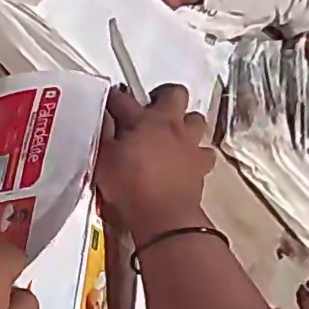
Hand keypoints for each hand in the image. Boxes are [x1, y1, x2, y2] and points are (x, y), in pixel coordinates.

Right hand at [96, 84, 215, 242]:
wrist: (162, 215)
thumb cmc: (129, 186)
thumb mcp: (103, 161)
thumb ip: (104, 138)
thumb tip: (103, 123)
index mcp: (143, 120)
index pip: (123, 98)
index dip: (113, 98)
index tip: (109, 102)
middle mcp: (170, 125)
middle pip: (174, 93)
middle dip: (163, 96)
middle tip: (151, 109)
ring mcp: (189, 143)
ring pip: (195, 119)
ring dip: (184, 124)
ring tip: (172, 135)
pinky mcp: (201, 165)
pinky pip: (204, 152)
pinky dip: (196, 154)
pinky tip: (186, 161)